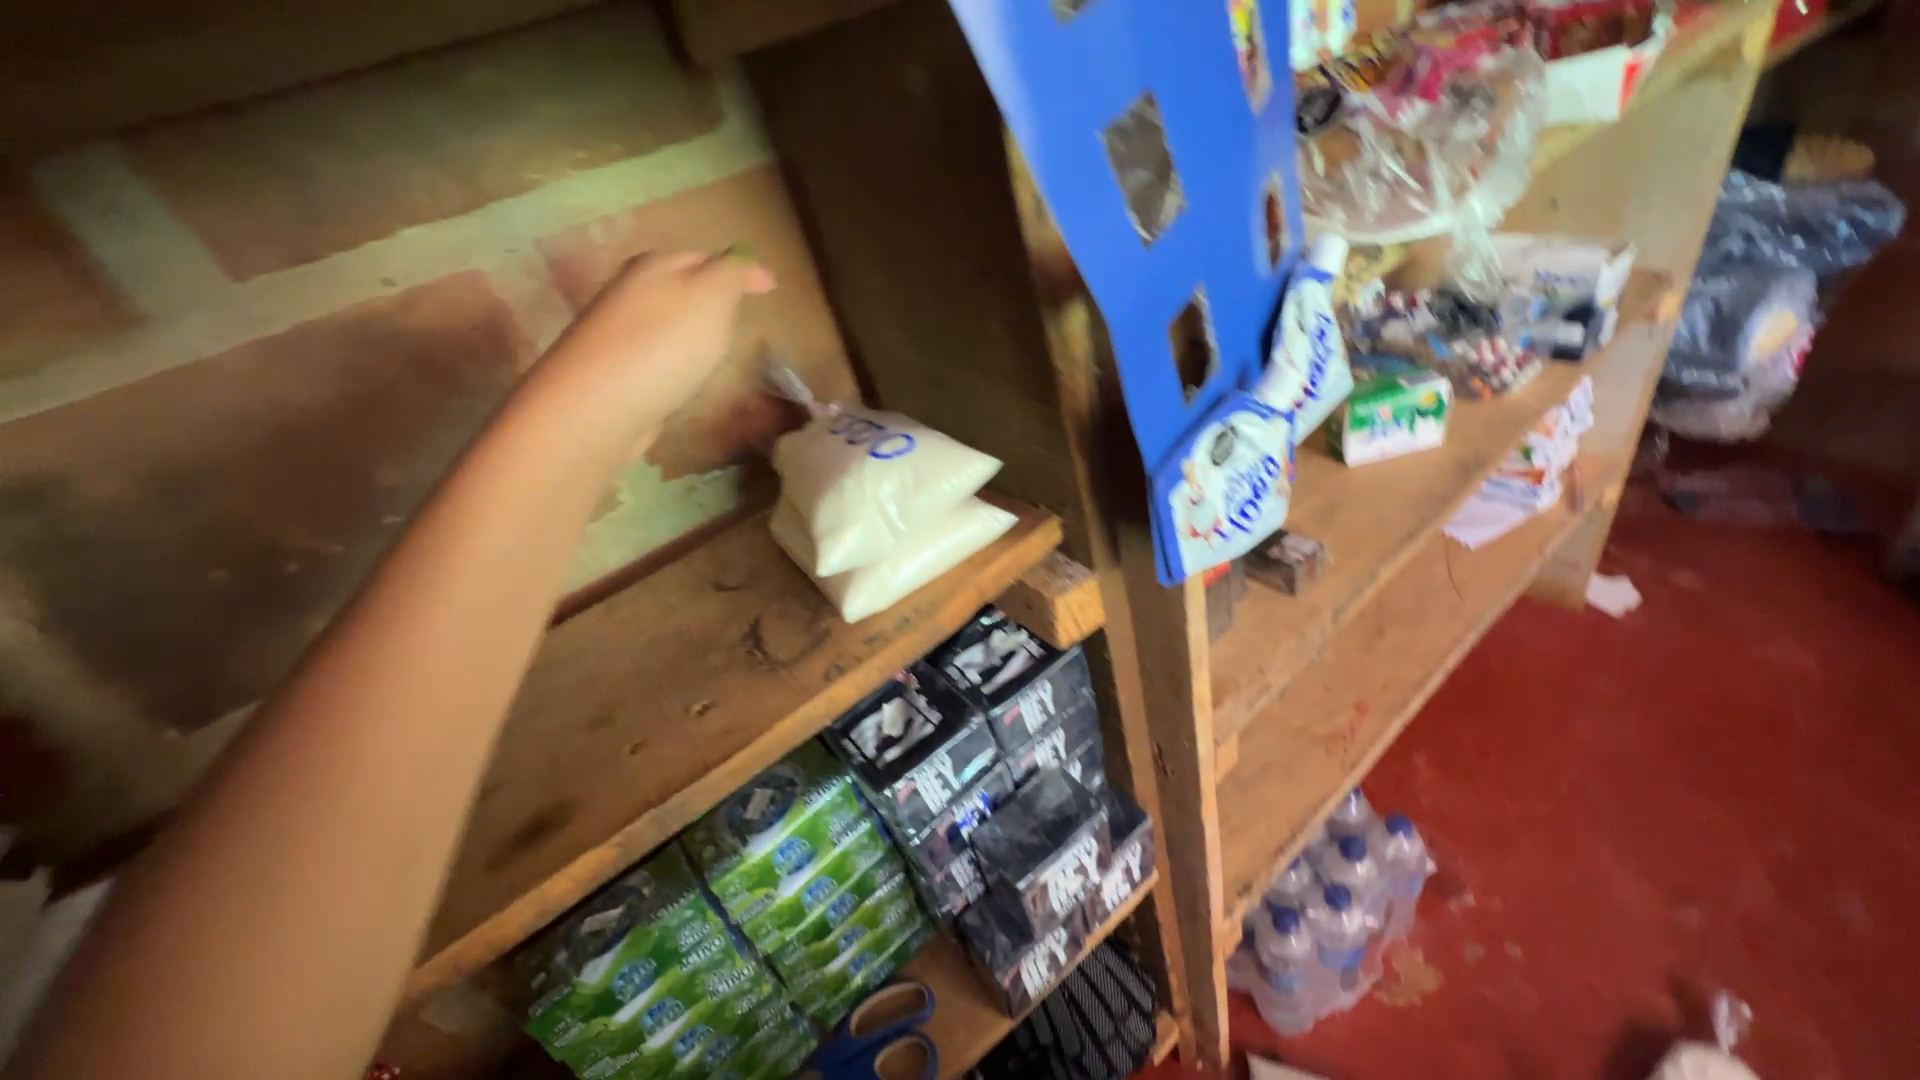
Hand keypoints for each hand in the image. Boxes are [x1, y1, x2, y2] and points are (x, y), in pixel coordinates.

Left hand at [527, 249, 775, 457]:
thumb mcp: (712, 297)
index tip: (769, 288)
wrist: (598, 406)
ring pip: (665, 321)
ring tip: (716, 349)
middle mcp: (630, 291)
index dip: (739, 270)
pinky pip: (653, 355)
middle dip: (712, 296)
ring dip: (691, 330)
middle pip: (680, 285)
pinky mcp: (612, 370)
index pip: (705, 256)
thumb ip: (733, 274)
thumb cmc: (664, 345)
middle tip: (741, 315)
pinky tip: (682, 379)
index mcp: (656, 266)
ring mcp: (617, 331)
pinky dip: (673, 360)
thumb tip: (751, 265)